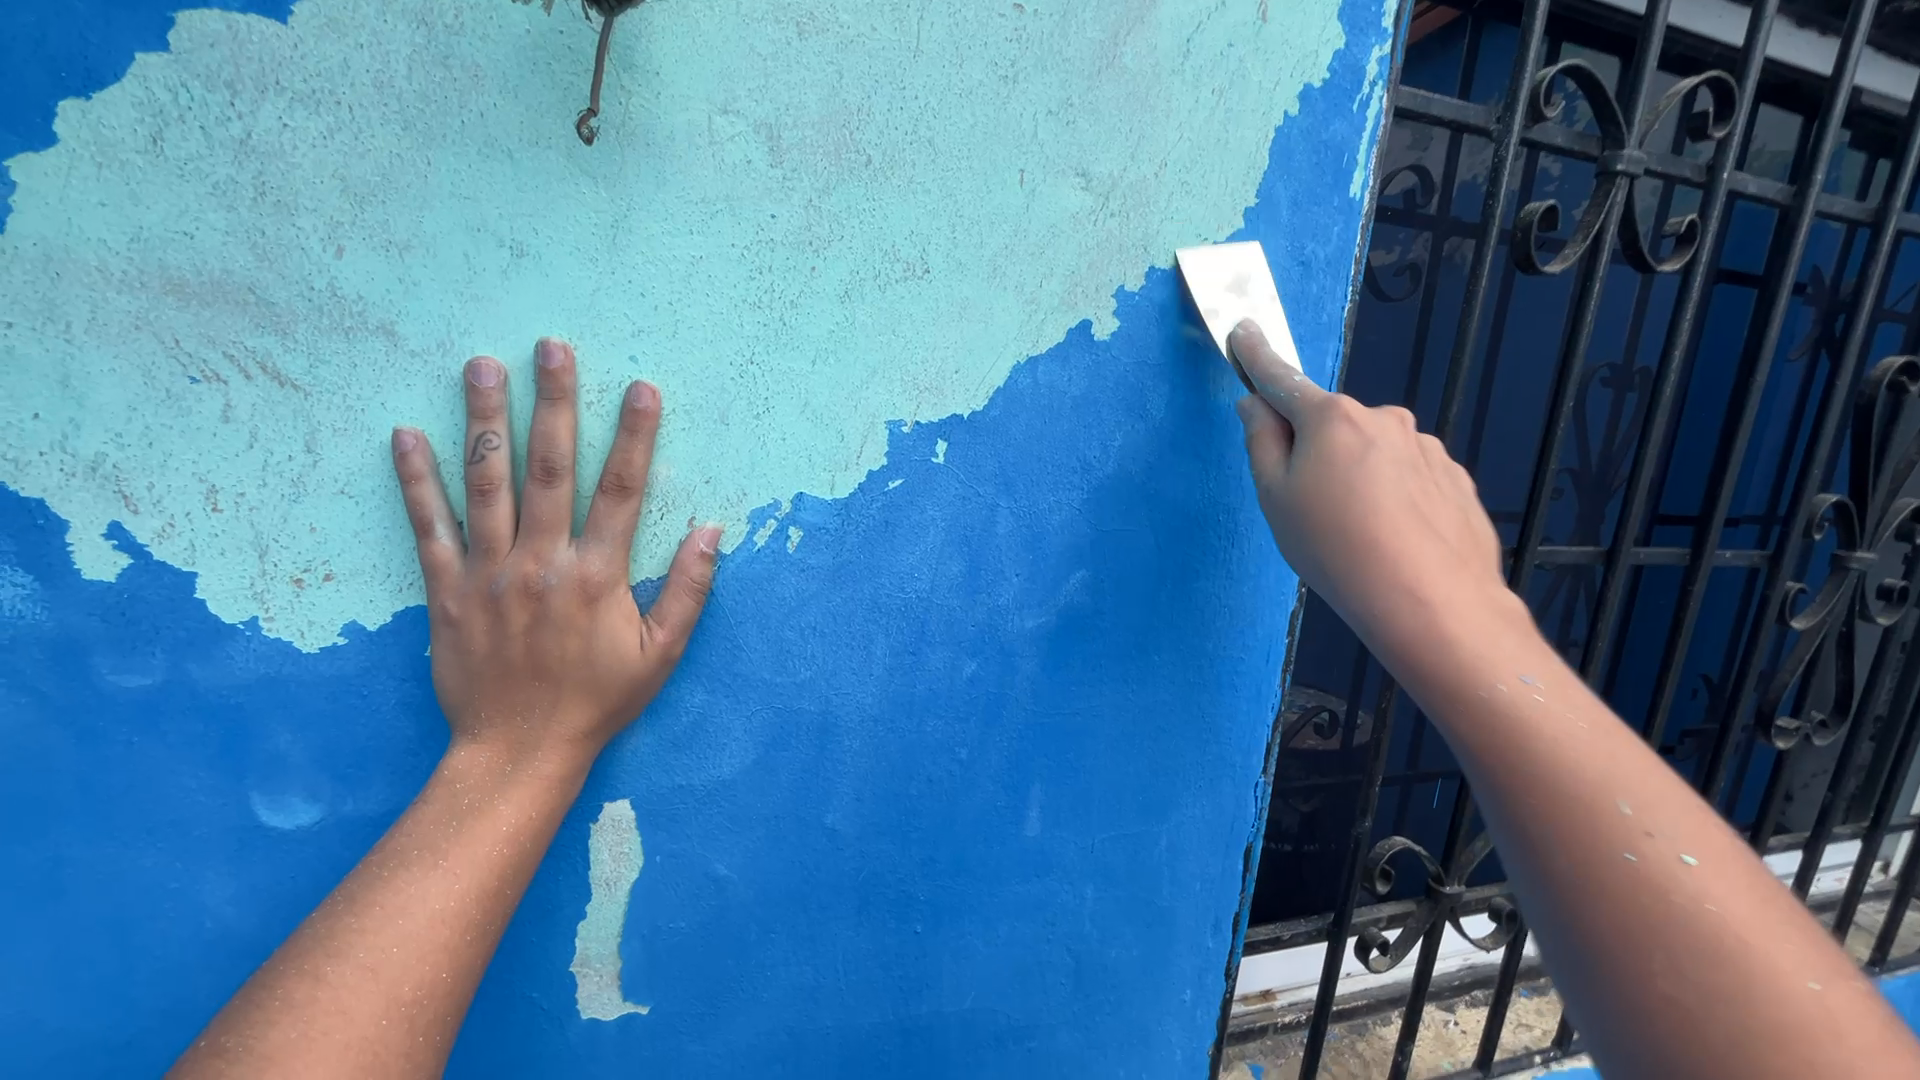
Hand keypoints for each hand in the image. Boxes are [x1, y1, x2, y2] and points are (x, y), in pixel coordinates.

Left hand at [389, 337, 720, 769]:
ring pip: (486, 483)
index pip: (622, 490)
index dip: (635, 436)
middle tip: (551, 347)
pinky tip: (406, 435)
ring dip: (485, 420)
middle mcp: (542, 561)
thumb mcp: (661, 654)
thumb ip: (690, 590)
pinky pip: (428, 526)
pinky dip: (415, 480)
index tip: (641, 389)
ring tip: (480, 366)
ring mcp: (489, 572)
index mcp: (598, 574)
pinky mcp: (447, 590)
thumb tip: (713, 531)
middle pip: (549, 467)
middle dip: (553, 402)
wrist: (518, 750)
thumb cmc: (599, 701)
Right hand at [1228, 320, 1518, 670]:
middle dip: (1314, 450)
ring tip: (1359, 534)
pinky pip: (1407, 477)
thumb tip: (1255, 405)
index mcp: (1331, 418)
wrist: (1431, 600)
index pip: (1282, 380)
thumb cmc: (1333, 547)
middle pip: (1331, 424)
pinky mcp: (1455, 478)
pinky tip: (1393, 538)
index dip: (1256, 357)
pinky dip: (1393, 497)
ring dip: (1357, 477)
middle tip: (1309, 508)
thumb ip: (1261, 443)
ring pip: (1372, 453)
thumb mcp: (1275, 499)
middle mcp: (1383, 418)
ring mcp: (1426, 447)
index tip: (1242, 329)